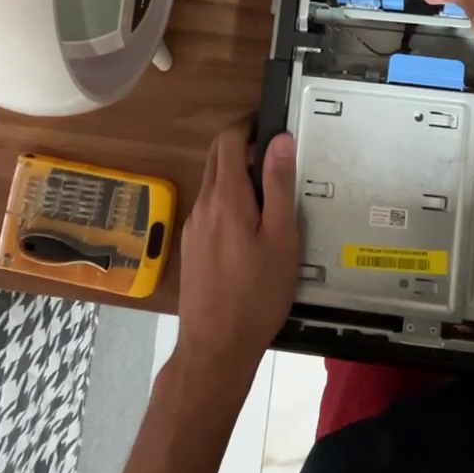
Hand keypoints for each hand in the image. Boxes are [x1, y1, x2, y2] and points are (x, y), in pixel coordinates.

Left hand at [175, 128, 299, 372]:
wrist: (215, 349)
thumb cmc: (256, 293)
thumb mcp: (281, 237)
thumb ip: (278, 185)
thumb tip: (280, 139)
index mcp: (225, 197)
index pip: (228, 140)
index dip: (248, 125)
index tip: (272, 124)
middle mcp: (203, 205)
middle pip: (217, 157)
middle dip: (243, 145)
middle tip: (277, 154)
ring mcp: (193, 227)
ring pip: (213, 183)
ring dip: (238, 173)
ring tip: (272, 191)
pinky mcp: (192, 247)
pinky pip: (211, 207)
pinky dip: (230, 198)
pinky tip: (252, 225)